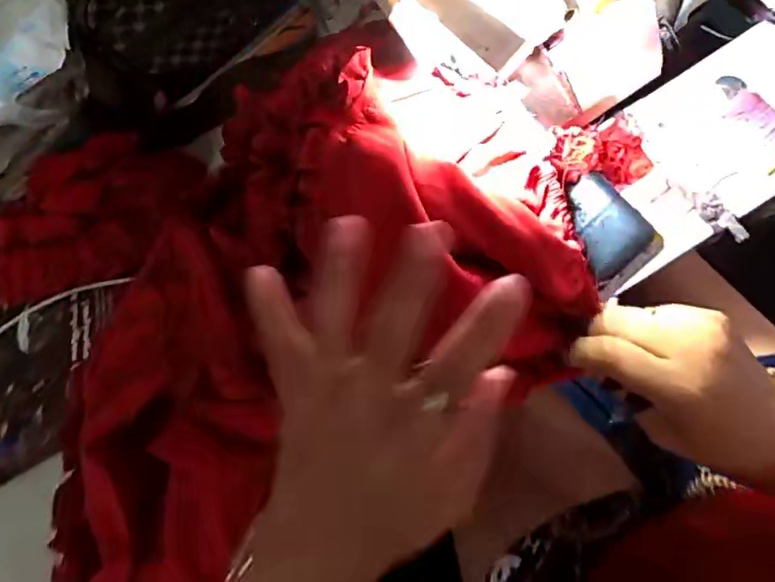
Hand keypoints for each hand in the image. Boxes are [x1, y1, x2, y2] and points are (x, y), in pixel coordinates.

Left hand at [242, 215, 531, 581]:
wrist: (317, 551)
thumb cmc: (394, 512)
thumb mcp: (452, 492)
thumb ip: (478, 435)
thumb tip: (503, 371)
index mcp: (416, 420)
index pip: (463, 364)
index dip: (490, 323)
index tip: (515, 280)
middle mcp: (371, 394)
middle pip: (394, 331)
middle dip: (413, 278)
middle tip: (430, 229)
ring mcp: (329, 387)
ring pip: (336, 325)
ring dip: (342, 275)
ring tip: (348, 224)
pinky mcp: (296, 390)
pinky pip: (281, 348)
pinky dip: (269, 312)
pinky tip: (258, 271)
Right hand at [567, 303, 774, 490]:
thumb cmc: (723, 448)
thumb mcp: (665, 434)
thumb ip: (627, 395)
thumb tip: (596, 366)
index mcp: (676, 382)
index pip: (610, 350)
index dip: (581, 350)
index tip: (567, 354)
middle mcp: (685, 342)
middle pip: (616, 319)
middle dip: (594, 331)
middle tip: (586, 347)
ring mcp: (699, 321)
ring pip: (635, 311)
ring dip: (620, 327)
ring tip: (620, 347)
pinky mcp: (708, 312)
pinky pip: (660, 312)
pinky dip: (647, 326)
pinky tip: (651, 344)